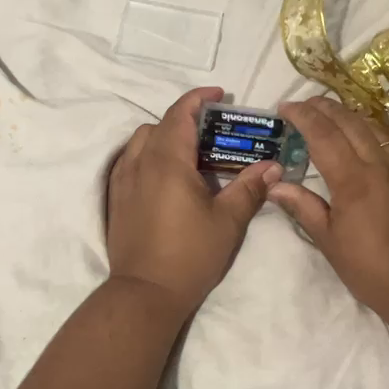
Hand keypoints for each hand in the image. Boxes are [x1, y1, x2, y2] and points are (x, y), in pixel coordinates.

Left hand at [106, 87, 279, 318]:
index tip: (220, 96)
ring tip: (190, 152)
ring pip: (140, 141)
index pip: (180, 114)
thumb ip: (249, 189)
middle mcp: (140, 163)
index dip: (199, 99)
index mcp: (167, 161)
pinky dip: (148, 154)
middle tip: (214, 129)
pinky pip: (129, 161)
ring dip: (164, 135)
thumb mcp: (227, 222)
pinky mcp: (116, 199)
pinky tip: (165, 175)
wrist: (145, 293)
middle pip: (160, 125)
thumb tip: (273, 166)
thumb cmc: (190, 255)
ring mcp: (123, 181)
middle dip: (186, 118)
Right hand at [270, 97, 388, 319]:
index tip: (285, 107)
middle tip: (303, 105)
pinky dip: (382, 128)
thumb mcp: (329, 241)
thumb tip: (273, 186)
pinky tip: (373, 132)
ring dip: (350, 114)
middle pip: (348, 121)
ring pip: (375, 125)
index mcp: (353, 180)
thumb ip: (303, 207)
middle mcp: (381, 163)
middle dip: (323, 108)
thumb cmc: (371, 270)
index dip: (302, 116)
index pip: (322, 134)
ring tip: (332, 114)